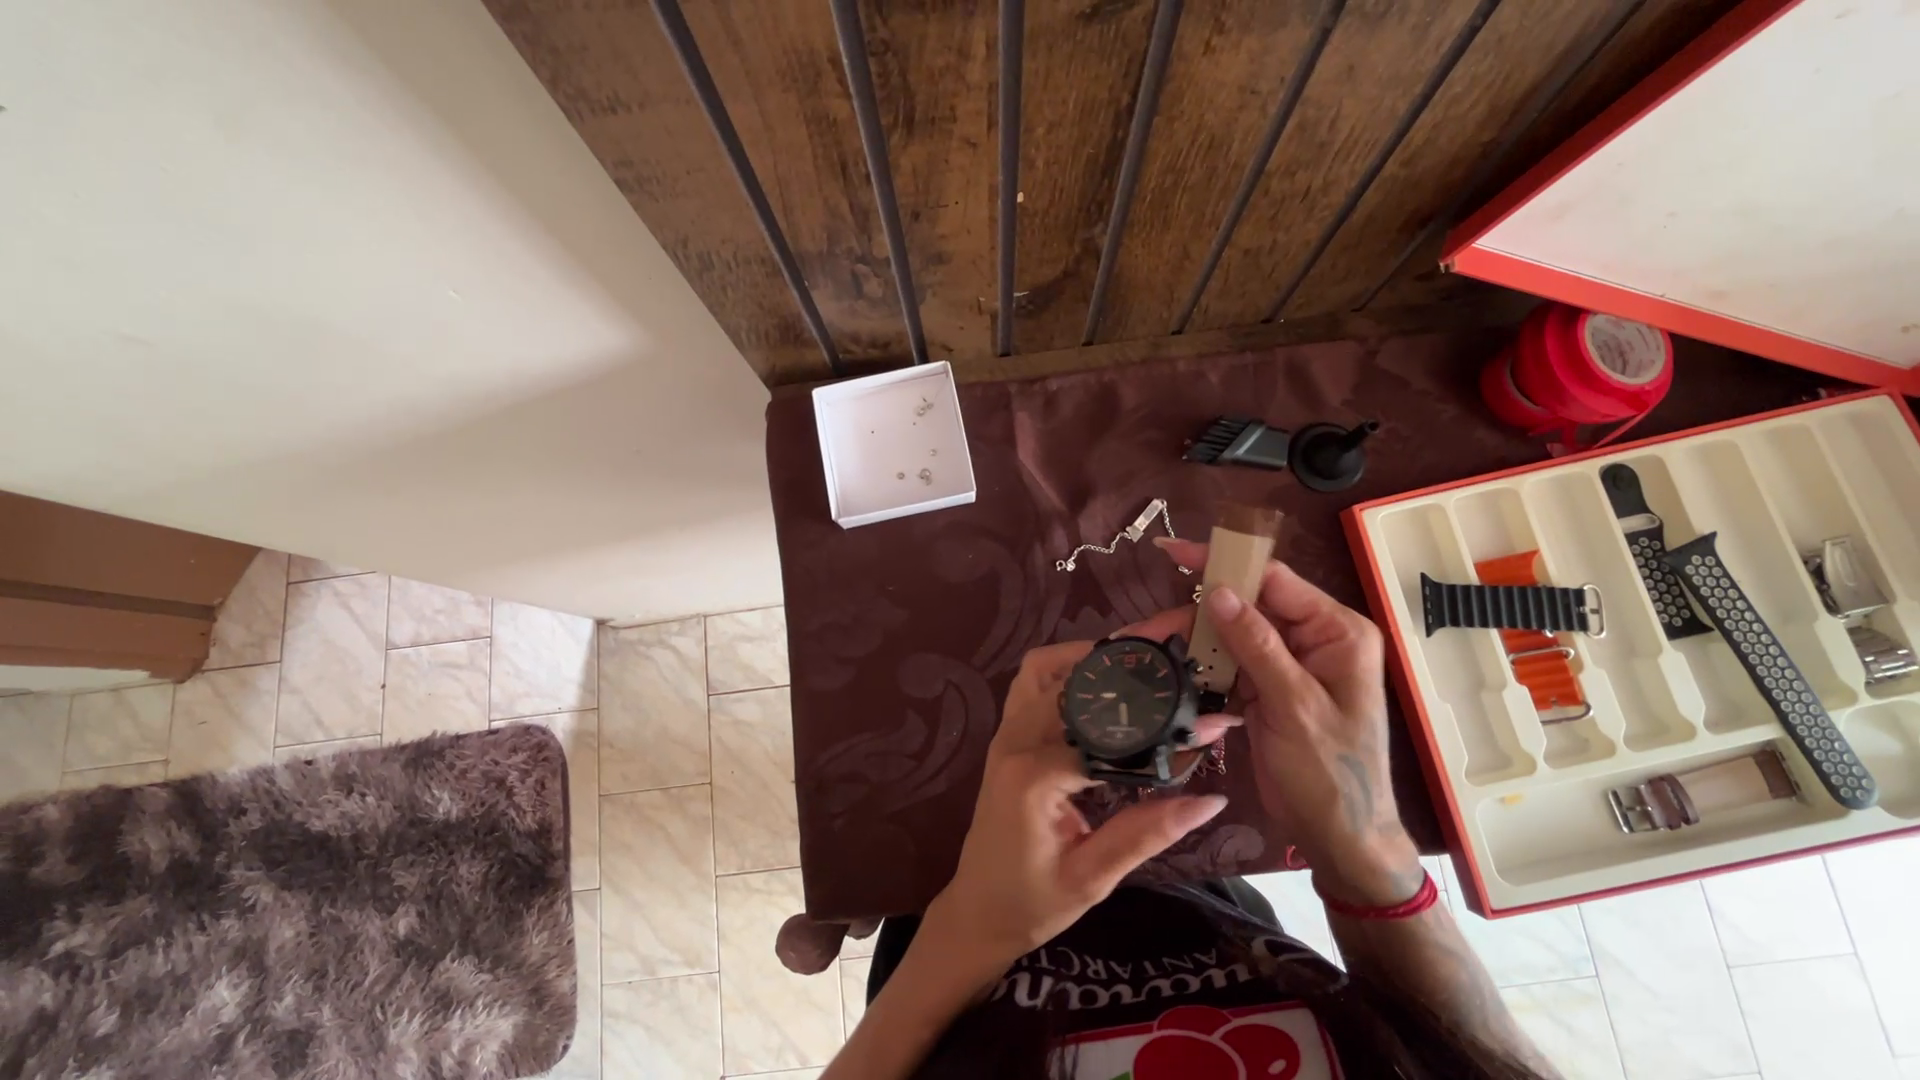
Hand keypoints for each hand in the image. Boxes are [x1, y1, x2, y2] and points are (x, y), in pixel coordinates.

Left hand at [924, 608, 1232, 975]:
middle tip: (1184, 650)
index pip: (1109, 731)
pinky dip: (1069, 668)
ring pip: (1049, 667)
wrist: (978, 911)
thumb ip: (1146, 834)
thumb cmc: (1031, 904)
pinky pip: (1034, 682)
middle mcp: (1014, 741)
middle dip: (1133, 660)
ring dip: (1096, 655)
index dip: (1167, 722)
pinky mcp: (1006, 735)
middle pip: (1079, 681)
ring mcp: (1005, 733)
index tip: (1214, 715)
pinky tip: (1105, 682)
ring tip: (1146, 660)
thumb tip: (1210, 800)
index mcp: (1034, 776)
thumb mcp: (1093, 877)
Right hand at [1158, 538, 1422, 907]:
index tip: (1173, 552)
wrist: (1339, 837)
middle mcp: (1314, 639)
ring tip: (1153, 641)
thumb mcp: (1295, 706)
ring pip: (1233, 633)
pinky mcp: (1268, 688)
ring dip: (1196, 638)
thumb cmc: (1331, 773)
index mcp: (1336, 631)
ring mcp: (1288, 664)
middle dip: (1200, 607)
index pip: (1273, 580)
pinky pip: (1230, 663)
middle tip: (1152, 618)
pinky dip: (1203, 665)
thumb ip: (1257, 646)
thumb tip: (1216, 591)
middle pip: (1249, 603)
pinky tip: (1174, 668)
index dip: (1223, 562)